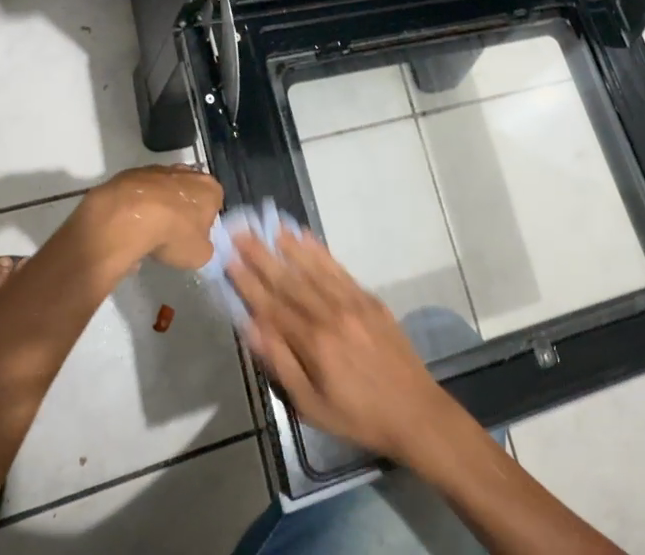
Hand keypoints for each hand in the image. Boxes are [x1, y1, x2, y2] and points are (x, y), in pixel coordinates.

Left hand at [86, 164, 223, 269]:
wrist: (129, 217)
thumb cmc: (173, 234)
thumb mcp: (199, 255)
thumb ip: (204, 247)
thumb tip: (199, 245)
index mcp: (210, 188)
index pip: (214, 204)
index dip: (204, 222)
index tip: (193, 237)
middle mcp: (187, 172)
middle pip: (189, 192)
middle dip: (181, 210)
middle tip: (171, 233)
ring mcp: (158, 170)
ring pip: (163, 190)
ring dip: (158, 206)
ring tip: (146, 232)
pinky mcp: (131, 172)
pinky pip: (140, 191)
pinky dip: (137, 204)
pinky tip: (130, 224)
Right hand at [228, 230, 455, 460]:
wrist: (415, 412)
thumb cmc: (357, 416)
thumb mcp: (311, 404)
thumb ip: (281, 363)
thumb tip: (251, 327)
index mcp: (314, 343)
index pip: (272, 306)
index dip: (248, 283)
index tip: (229, 260)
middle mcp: (332, 315)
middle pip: (290, 281)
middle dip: (263, 256)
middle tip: (241, 233)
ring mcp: (354, 303)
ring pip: (315, 269)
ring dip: (290, 248)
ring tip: (269, 228)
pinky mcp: (370, 300)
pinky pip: (340, 271)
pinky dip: (321, 253)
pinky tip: (308, 239)